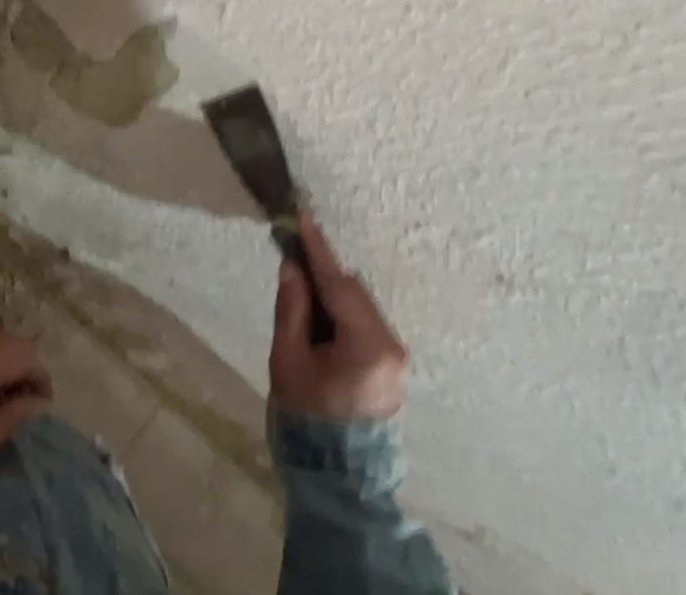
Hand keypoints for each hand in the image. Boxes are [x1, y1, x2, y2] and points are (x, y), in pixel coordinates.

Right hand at [268, 213, 410, 421]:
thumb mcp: (287, 358)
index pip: (339, 286)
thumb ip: (292, 308)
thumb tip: (293, 266)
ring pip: (360, 306)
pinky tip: (320, 315)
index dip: (318, 250)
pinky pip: (366, 323)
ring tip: (301, 288)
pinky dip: (342, 313)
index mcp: (367, 346)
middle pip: (354, 293)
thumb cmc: (304, 412)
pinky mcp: (393, 363)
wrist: (335, 467)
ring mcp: (398, 356)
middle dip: (323, 273)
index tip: (303, 216)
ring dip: (332, 293)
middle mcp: (392, 346)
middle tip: (292, 254)